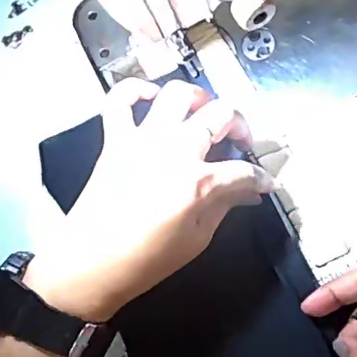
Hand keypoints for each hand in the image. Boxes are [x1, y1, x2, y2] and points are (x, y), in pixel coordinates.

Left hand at [25, 79, 273, 320]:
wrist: (91, 266)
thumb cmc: (144, 260)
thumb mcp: (198, 239)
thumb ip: (225, 205)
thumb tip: (246, 192)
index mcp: (197, 182)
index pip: (244, 171)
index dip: (261, 177)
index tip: (265, 183)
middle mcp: (172, 152)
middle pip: (219, 115)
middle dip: (241, 125)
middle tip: (242, 141)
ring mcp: (142, 141)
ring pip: (177, 94)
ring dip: (200, 97)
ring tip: (207, 111)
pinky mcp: (116, 141)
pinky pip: (120, 101)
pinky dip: (136, 90)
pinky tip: (153, 96)